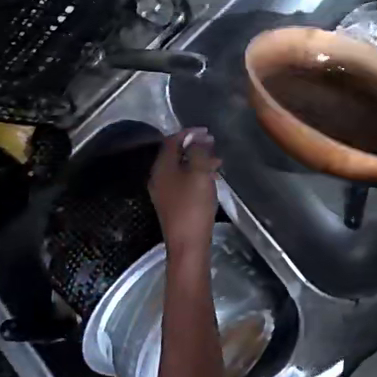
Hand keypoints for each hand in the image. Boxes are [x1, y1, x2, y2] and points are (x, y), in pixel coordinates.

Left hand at [150, 127, 219, 253]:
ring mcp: (164, 192)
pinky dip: (196, 174)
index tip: (208, 131)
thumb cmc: (193, 206)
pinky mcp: (172, 203)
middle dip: (194, 146)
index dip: (189, 133)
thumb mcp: (199, 174)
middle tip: (213, 144)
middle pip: (174, 154)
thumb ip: (198, 153)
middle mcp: (158, 177)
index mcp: (162, 168)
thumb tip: (197, 138)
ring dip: (197, 161)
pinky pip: (183, 180)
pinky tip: (211, 179)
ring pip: (180, 168)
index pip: (172, 141)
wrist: (187, 245)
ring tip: (217, 161)